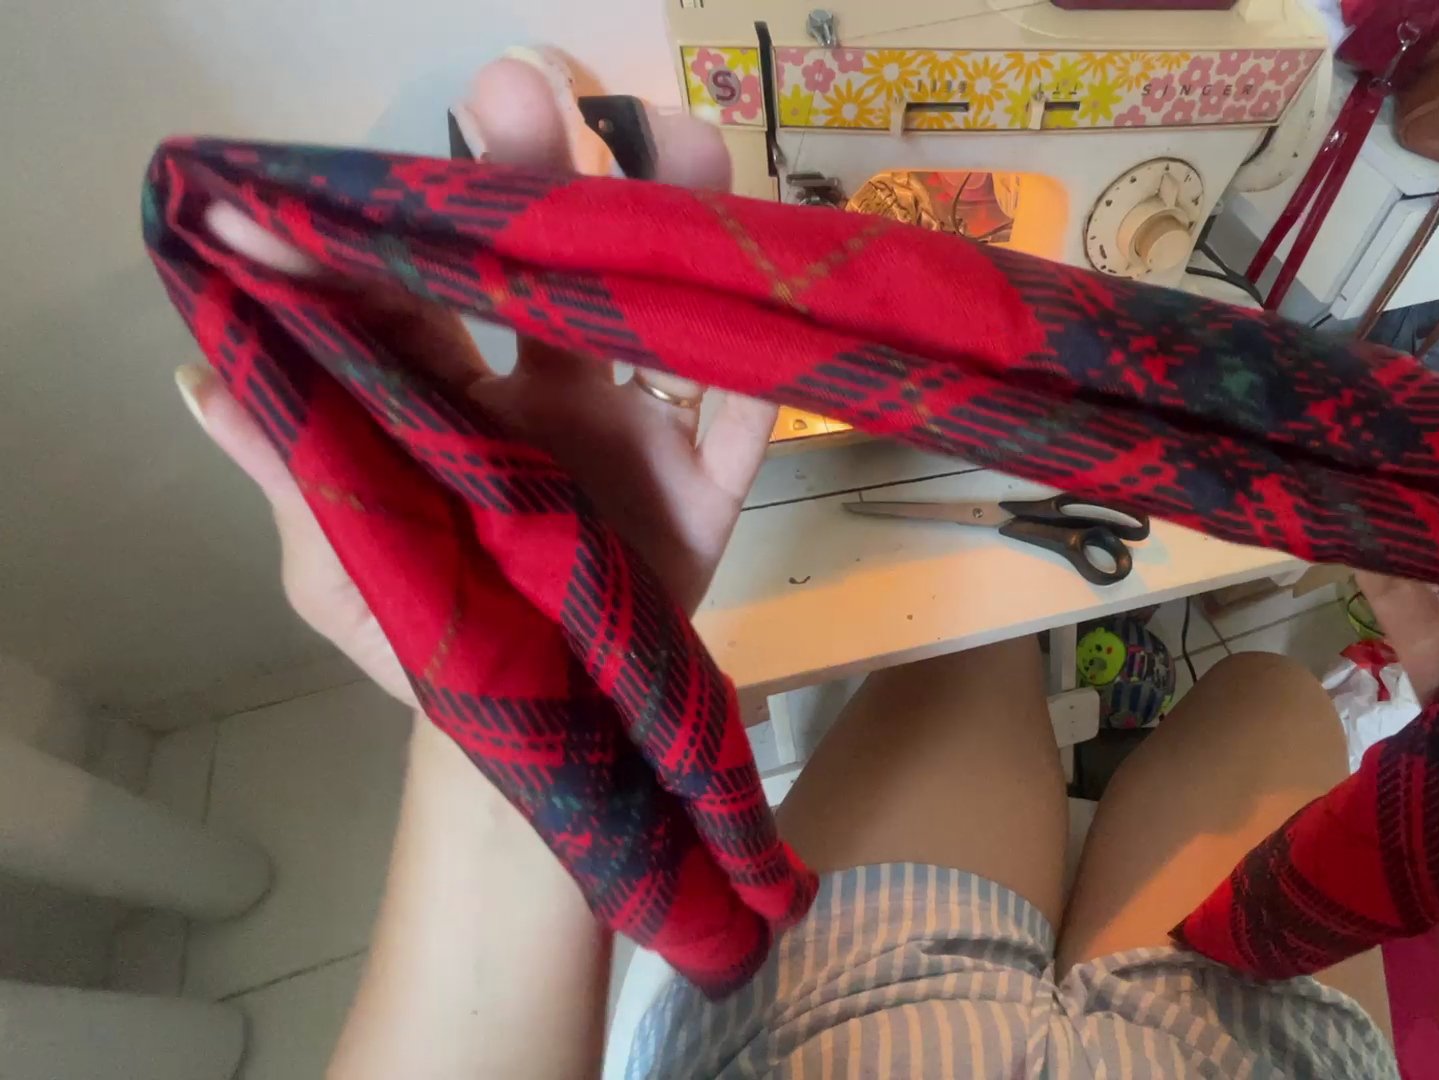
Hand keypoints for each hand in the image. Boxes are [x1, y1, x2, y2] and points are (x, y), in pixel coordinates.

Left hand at [177, 56, 775, 706]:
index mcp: (461, 402)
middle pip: (554, 281)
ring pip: (664, 331)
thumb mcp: (349, 569)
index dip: (384, 233)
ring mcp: (642, 439)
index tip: (335, 178)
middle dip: (543, 184)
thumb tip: (205, 379)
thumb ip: (296, 477)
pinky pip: (740, 438)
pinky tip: (764, 333)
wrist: (552, 709)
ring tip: (695, 150)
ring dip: (680, 247)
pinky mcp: (709, 495)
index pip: (423, 296)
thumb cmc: (444, 637)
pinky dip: (757, 392)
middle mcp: (559, 398)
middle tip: (528, 88)